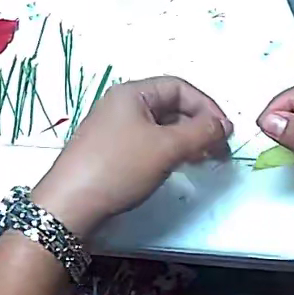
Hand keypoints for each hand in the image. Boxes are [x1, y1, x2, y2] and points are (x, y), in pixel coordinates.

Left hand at [33, 76, 232, 237]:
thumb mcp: (166, 147)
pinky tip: (179, 167)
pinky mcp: (111, 152)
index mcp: (132, 93)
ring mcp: (115, 129)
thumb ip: (201, 132)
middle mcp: (122, 105)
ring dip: (186, 140)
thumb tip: (224, 125)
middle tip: (219, 149)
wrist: (69, 206)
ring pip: (161, 127)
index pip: (180, 88)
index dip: (207, 106)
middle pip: (171, 106)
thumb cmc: (118, 167)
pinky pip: (149, 143)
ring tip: (204, 160)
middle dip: (199, 125)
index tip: (225, 131)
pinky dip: (169, 151)